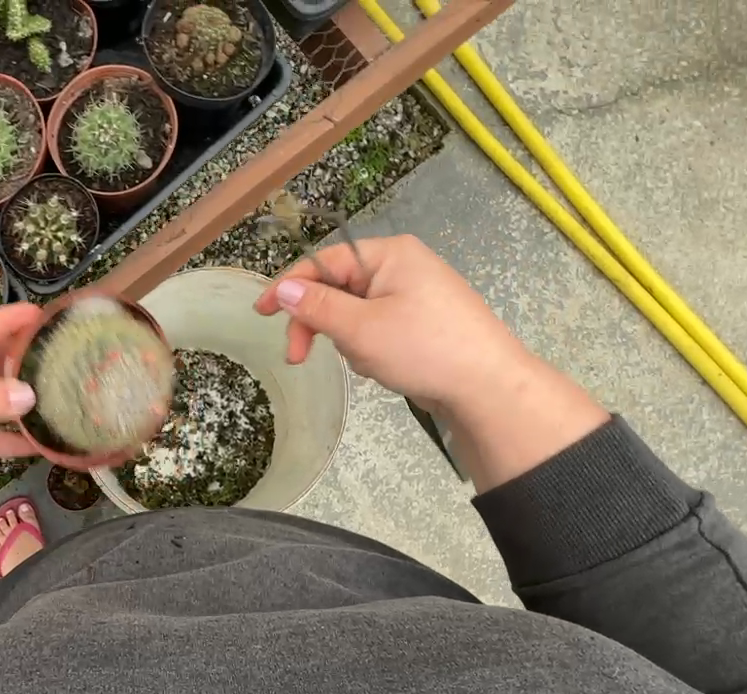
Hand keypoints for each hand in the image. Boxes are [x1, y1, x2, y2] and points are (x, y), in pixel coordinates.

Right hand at [252, 235, 539, 417]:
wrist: (486, 385)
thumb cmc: (423, 349)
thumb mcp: (360, 329)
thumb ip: (316, 307)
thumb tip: (282, 289)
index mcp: (387, 255)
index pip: (323, 262)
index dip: (288, 287)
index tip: (261, 314)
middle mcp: (399, 266)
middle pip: (335, 288)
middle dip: (317, 322)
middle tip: (299, 358)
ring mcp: (410, 294)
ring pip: (351, 312)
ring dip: (346, 340)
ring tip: (366, 361)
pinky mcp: (416, 321)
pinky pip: (372, 327)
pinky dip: (365, 347)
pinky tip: (381, 365)